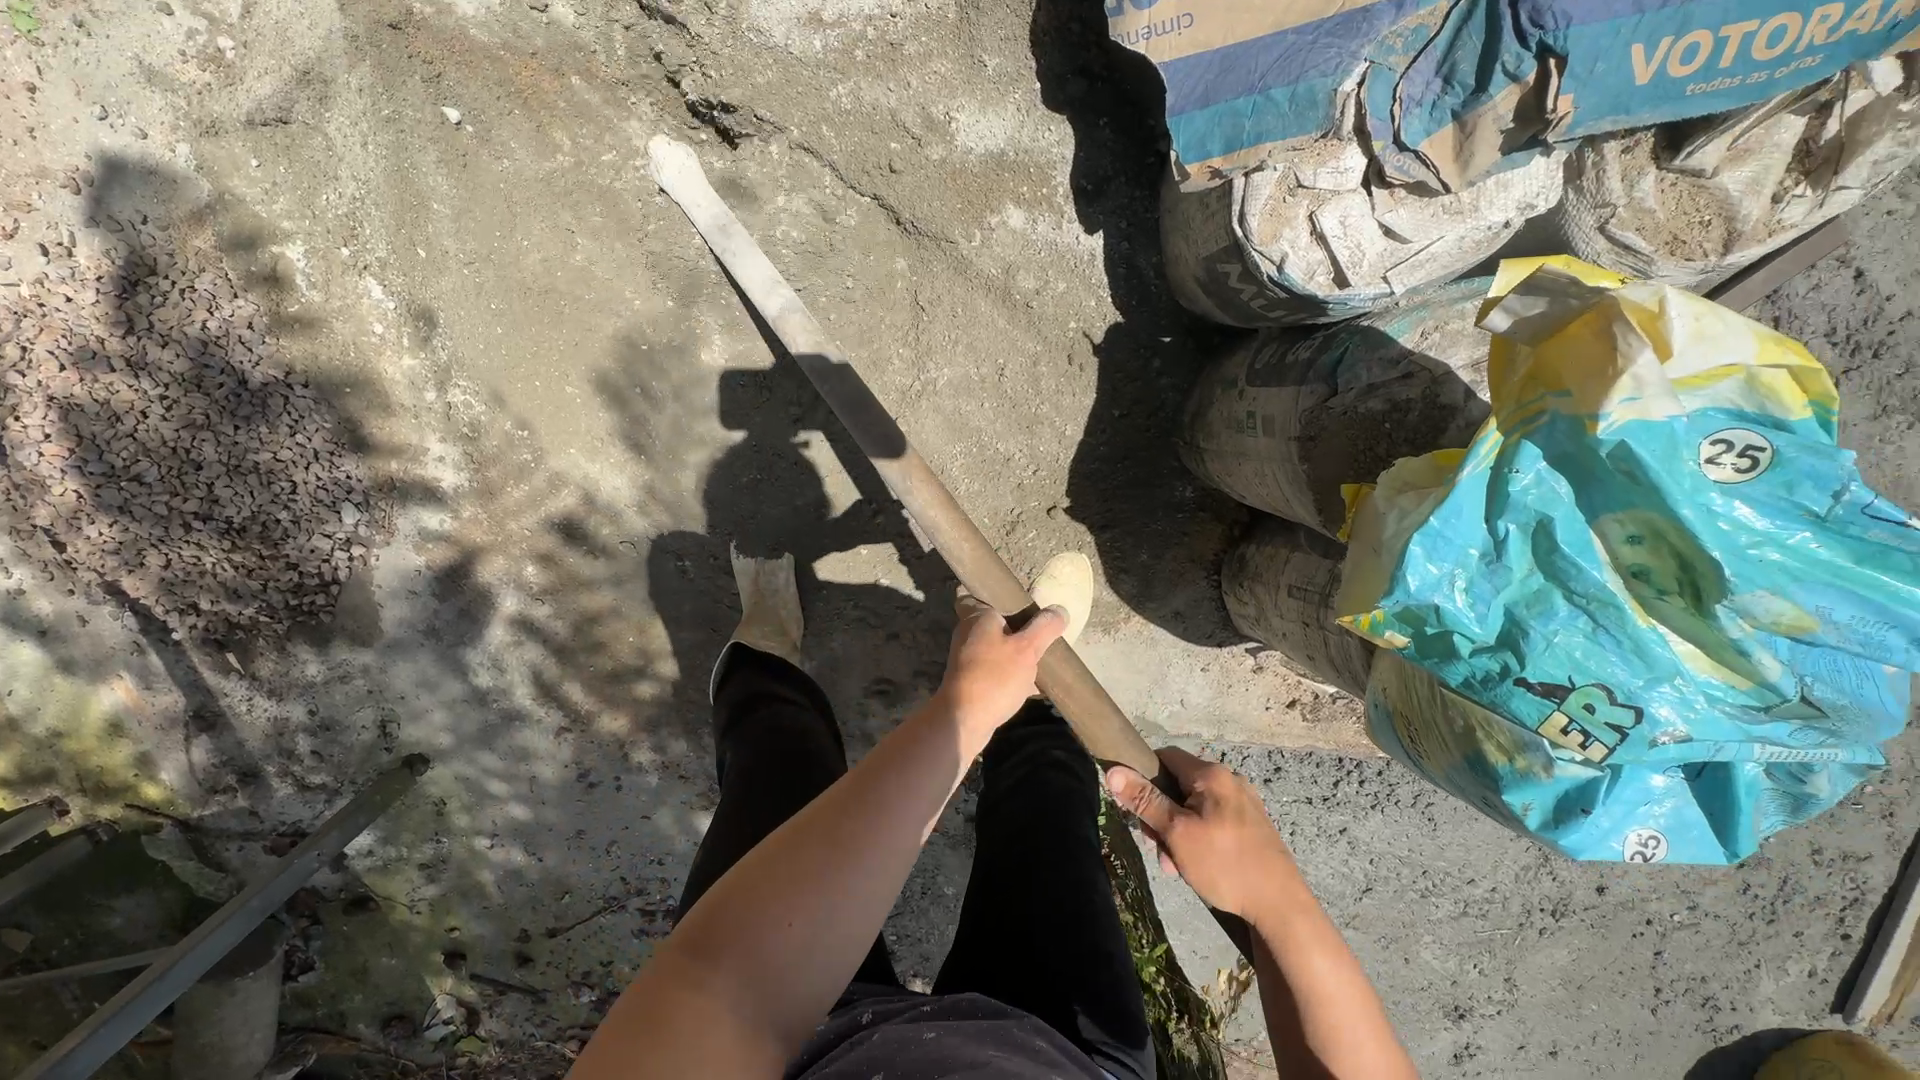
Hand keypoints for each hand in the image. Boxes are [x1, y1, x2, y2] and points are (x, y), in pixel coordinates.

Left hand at [933, 595, 1066, 734]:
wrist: (964, 721)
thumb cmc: (994, 676)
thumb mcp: (1027, 649)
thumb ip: (1044, 628)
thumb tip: (1059, 610)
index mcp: (976, 617)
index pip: (972, 593)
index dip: (990, 593)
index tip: (1014, 597)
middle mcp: (967, 634)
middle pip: (990, 622)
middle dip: (1012, 624)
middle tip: (1038, 626)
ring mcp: (967, 660)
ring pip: (994, 647)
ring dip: (1014, 651)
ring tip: (1041, 655)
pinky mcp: (971, 682)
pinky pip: (995, 670)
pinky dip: (1011, 674)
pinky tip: (1032, 684)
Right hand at [1104, 747, 1293, 916]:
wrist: (1280, 905)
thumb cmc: (1225, 864)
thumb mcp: (1177, 833)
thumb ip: (1145, 801)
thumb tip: (1114, 771)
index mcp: (1212, 774)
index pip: (1165, 756)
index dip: (1144, 777)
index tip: (1136, 808)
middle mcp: (1230, 780)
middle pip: (1178, 785)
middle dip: (1161, 816)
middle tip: (1157, 848)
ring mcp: (1243, 803)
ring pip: (1193, 808)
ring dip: (1177, 833)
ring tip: (1177, 866)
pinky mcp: (1251, 825)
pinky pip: (1212, 821)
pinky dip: (1198, 839)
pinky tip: (1196, 867)